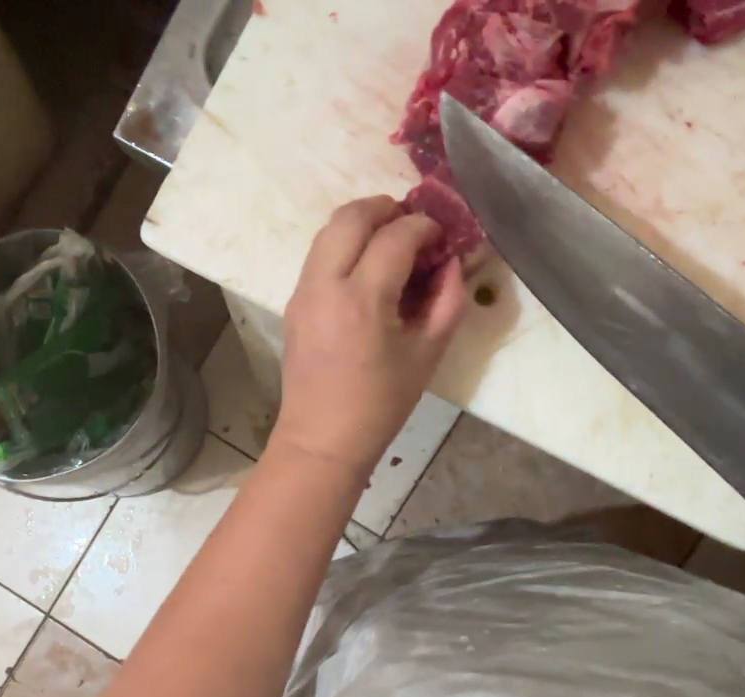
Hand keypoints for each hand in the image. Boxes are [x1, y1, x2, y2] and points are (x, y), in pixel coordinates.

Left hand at [269, 196, 468, 475]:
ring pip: (328, 231)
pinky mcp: (293, 305)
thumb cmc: (380, 405)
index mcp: (362, 300)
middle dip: (386, 209)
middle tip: (413, 225)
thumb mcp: (427, 355)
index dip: (424, 226)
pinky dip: (343, 247)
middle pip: (351, 216)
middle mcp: (325, 286)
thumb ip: (447, 301)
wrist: (322, 439)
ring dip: (361, 224)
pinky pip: (318, 257)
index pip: (395, 236)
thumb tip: (451, 262)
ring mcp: (302, 293)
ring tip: (390, 243)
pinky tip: (367, 271)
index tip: (441, 236)